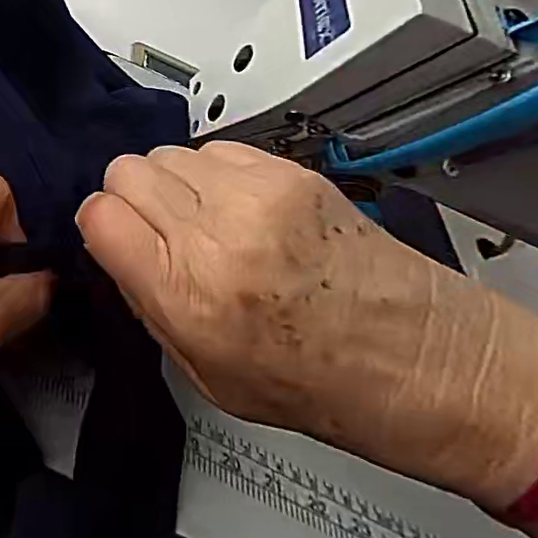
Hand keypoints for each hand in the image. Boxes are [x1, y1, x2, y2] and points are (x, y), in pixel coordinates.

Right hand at [76, 142, 537, 507]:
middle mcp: (217, 237)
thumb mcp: (200, 370)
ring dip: (172, 182)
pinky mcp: (294, 175)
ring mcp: (258, 197)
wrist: (439, 368)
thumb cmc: (318, 387)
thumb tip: (113, 243)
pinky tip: (239, 206)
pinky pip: (213, 149)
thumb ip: (142, 298)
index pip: (97, 214)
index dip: (102, 225)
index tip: (120, 240)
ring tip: (204, 217)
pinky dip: (212, 172)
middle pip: (124, 172)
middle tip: (163, 228)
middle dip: (131, 198)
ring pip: (163, 154)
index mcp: (188, 294)